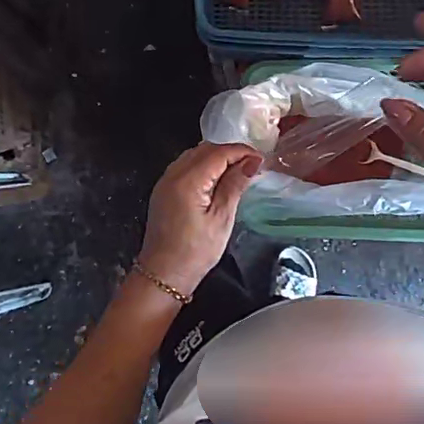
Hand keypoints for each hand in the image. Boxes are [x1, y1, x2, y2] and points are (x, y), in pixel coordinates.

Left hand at [136, 142, 262, 293]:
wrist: (163, 273)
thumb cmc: (195, 251)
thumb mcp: (221, 219)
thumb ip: (234, 185)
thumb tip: (251, 162)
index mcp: (187, 180)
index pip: (217, 153)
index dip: (241, 151)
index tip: (260, 159)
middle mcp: (172, 174)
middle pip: (204, 149)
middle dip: (229, 152)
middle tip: (251, 165)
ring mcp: (165, 181)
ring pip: (193, 156)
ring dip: (215, 157)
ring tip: (237, 171)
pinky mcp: (163, 190)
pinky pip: (184, 167)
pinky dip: (202, 166)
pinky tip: (216, 179)